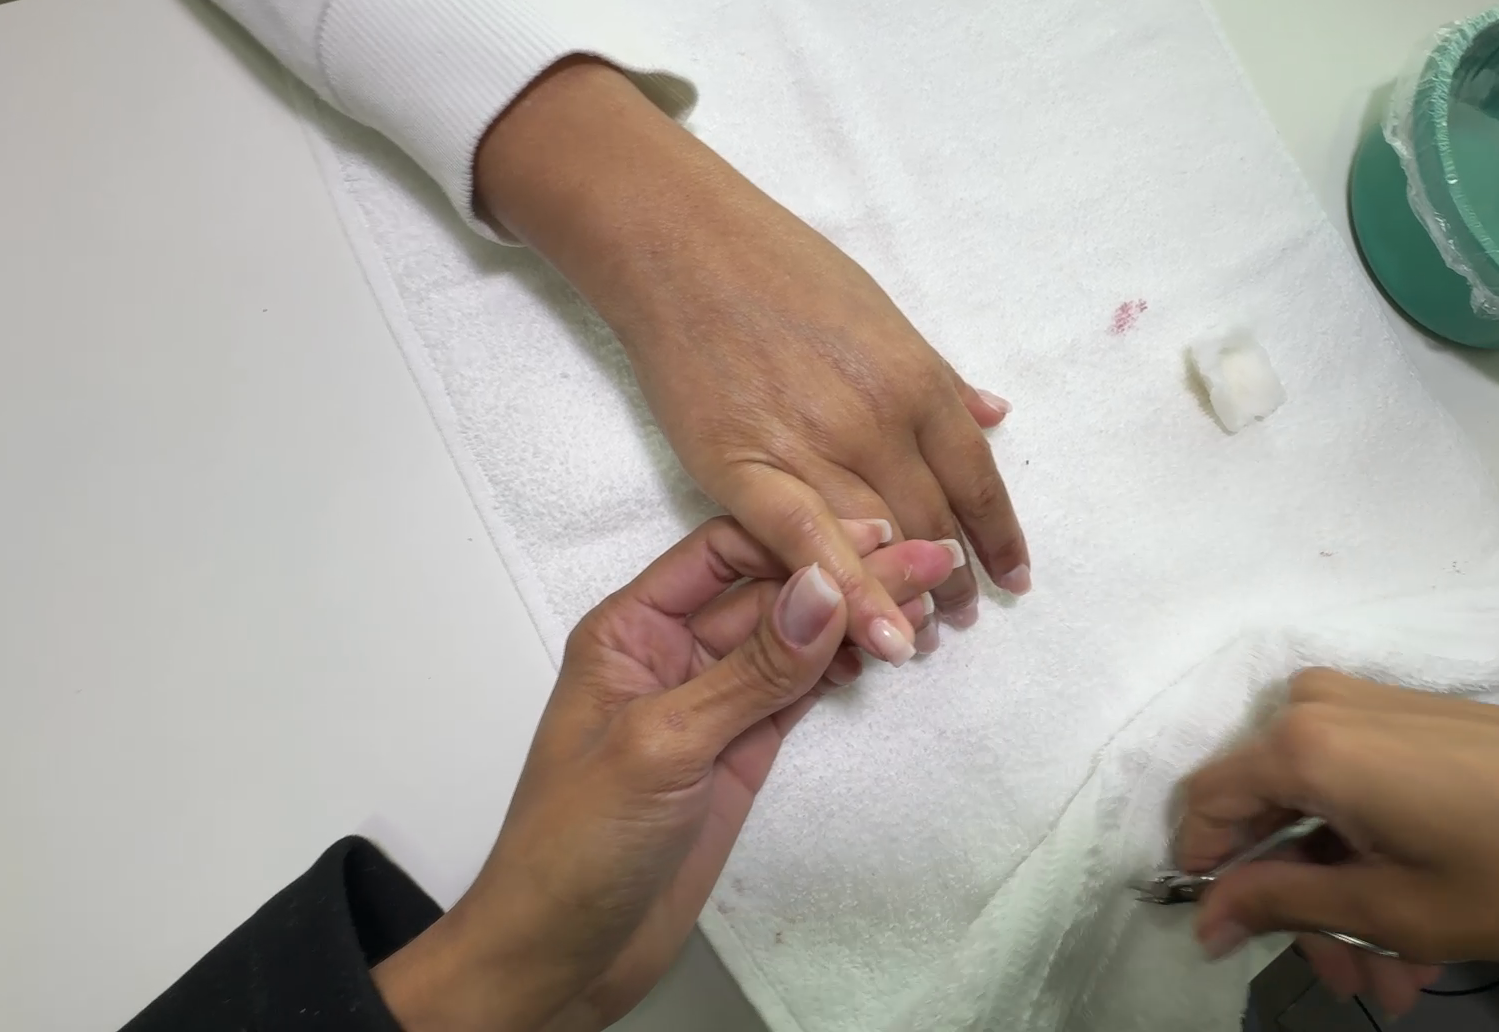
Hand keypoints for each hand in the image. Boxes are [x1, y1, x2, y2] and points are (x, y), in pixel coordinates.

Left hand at [372, 518, 960, 1031]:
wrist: (567, 961)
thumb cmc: (578, 846)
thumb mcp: (663, 745)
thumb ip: (752, 668)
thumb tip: (828, 586)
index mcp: (635, 624)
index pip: (726, 552)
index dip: (797, 540)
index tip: (873, 538)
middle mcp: (678, 645)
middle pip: (773, 591)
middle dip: (848, 576)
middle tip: (931, 559)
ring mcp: (718, 693)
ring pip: (797, 637)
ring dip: (858, 617)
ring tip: (929, 601)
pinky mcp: (746, 738)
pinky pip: (802, 684)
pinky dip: (845, 663)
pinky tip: (887, 646)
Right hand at [475, 59, 1028, 666]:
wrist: (683, 248)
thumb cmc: (784, 270)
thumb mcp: (882, 313)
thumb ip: (939, 374)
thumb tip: (996, 413)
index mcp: (917, 380)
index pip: (978, 478)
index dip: (1001, 536)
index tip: (1015, 576)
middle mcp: (879, 421)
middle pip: (933, 520)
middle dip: (955, 579)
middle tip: (963, 619)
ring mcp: (815, 447)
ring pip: (882, 542)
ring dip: (910, 598)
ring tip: (922, 640)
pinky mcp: (746, 470)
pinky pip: (810, 544)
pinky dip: (852, 597)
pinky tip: (882, 641)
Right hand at [1177, 669, 1498, 1026]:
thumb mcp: (1393, 909)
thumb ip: (1279, 903)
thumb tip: (1204, 918)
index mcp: (1304, 743)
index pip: (1209, 796)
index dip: (1204, 861)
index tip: (1218, 921)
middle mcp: (1319, 703)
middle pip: (1269, 801)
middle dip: (1292, 890)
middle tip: (1338, 967)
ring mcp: (1367, 698)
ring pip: (1316, 795)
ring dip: (1337, 877)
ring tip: (1392, 962)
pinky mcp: (1408, 708)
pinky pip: (1355, 771)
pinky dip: (1367, 837)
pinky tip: (1413, 905)